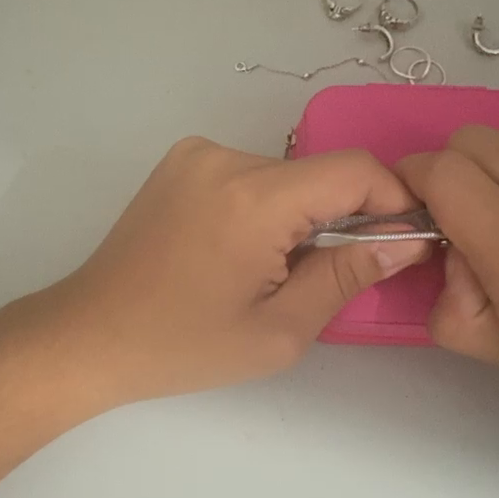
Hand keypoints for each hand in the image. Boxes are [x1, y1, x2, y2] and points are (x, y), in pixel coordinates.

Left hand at [22, 137, 430, 407]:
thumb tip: (408, 239)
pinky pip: (248, 174)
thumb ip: (349, 275)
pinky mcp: (180, 161)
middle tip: (327, 275)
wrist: (90, 333)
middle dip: (341, 217)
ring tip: (269, 270)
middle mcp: (226, 156)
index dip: (392, 200)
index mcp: (254, 197)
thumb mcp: (280, 330)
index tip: (398, 242)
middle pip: (317, 173)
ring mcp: (197, 153)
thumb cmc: (184, 345)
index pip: (355, 169)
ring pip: (284, 174)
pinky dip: (263, 205)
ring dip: (298, 214)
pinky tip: (236, 250)